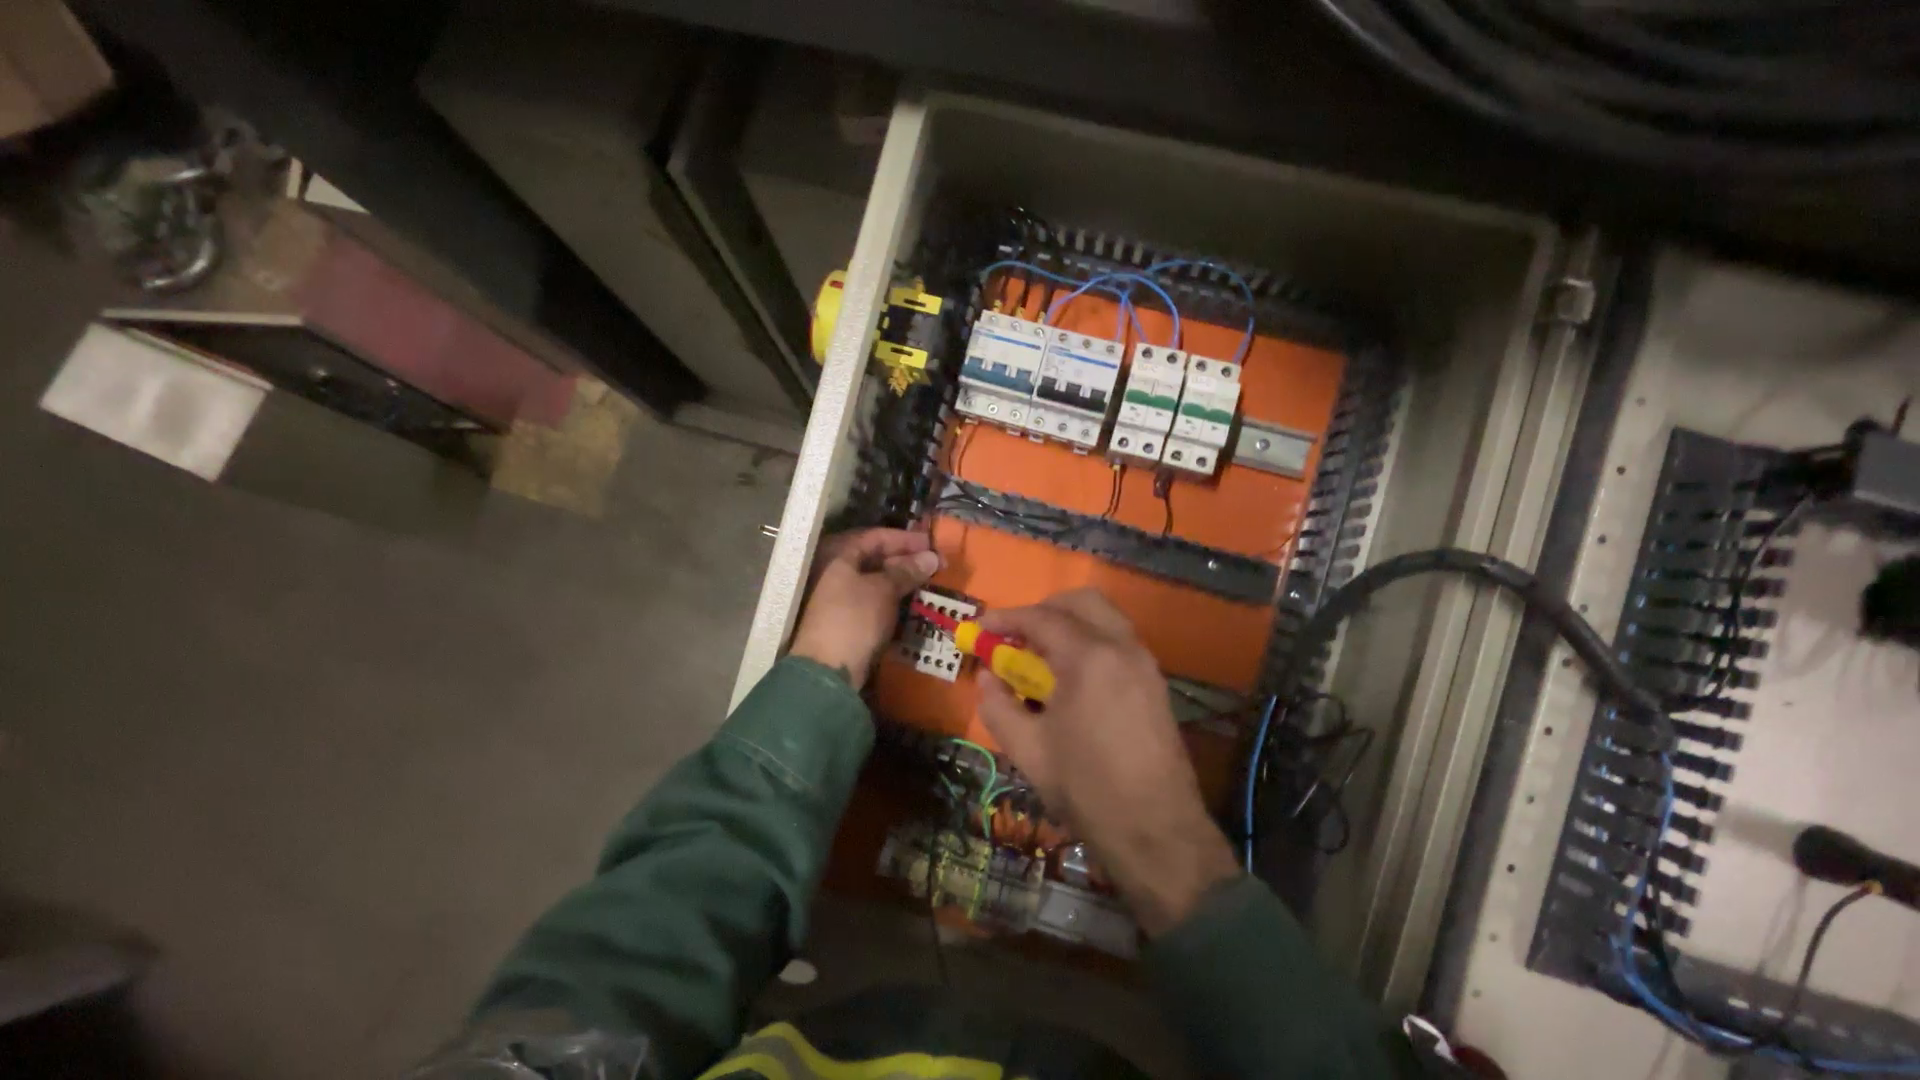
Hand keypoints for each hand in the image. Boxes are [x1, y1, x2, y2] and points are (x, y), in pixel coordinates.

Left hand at [788, 528, 941, 688]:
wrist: (829, 669)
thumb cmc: (855, 618)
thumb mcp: (883, 589)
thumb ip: (906, 571)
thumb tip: (931, 556)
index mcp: (840, 558)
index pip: (875, 538)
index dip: (904, 539)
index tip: (932, 543)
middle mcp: (838, 574)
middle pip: (875, 559)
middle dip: (906, 560)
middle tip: (936, 565)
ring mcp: (842, 600)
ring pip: (877, 582)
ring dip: (902, 581)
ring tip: (929, 583)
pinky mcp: (849, 622)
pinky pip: (876, 602)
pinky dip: (894, 600)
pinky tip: (913, 604)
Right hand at [975, 588, 1238, 935]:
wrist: (1156, 830)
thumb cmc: (1086, 788)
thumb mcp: (1028, 750)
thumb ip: (999, 705)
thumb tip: (987, 676)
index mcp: (1089, 658)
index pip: (1042, 618)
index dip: (1006, 620)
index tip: (979, 630)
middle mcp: (1123, 648)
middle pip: (1082, 602)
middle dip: (1044, 610)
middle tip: (1016, 637)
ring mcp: (1146, 665)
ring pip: (1106, 619)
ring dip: (1071, 625)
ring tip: (1040, 659)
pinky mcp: (1156, 686)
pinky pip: (1120, 644)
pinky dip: (1092, 644)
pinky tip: (1071, 681)